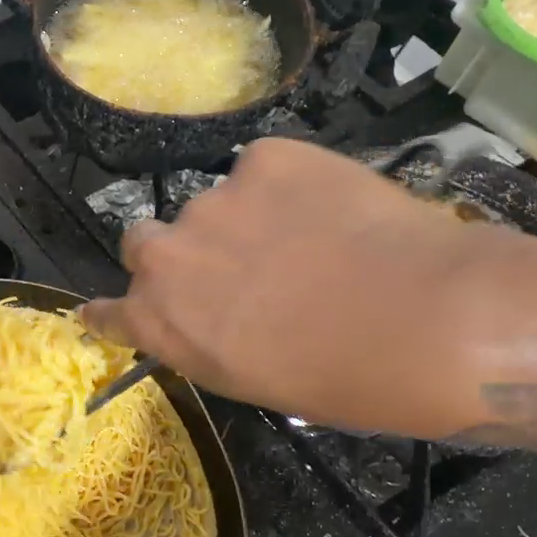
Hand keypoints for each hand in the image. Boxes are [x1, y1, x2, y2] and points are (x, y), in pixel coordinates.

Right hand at [80, 138, 512, 430]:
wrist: (430, 319)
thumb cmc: (340, 378)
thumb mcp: (247, 377)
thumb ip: (199, 338)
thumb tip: (204, 314)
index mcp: (157, 320)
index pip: (106, 312)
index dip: (112, 311)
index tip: (117, 310)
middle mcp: (165, 258)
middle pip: (142, 243)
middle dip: (173, 255)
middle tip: (228, 269)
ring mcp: (213, 201)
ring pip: (211, 207)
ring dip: (238, 221)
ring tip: (301, 240)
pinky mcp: (266, 158)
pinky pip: (260, 168)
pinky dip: (284, 185)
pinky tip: (326, 208)